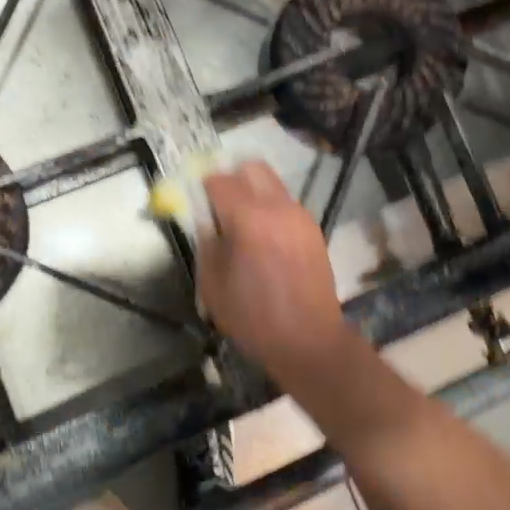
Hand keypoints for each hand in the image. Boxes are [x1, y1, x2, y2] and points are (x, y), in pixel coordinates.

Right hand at [198, 160, 349, 372]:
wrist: (309, 342)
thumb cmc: (254, 318)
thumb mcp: (213, 284)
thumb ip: (206, 241)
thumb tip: (205, 219)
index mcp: (248, 219)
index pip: (219, 180)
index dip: (203, 188)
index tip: (196, 203)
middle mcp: (277, 207)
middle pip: (251, 168)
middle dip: (231, 179)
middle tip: (219, 206)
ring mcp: (300, 216)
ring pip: (271, 183)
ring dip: (252, 192)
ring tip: (243, 226)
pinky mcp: (313, 229)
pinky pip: (286, 203)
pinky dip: (270, 209)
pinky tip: (265, 240)